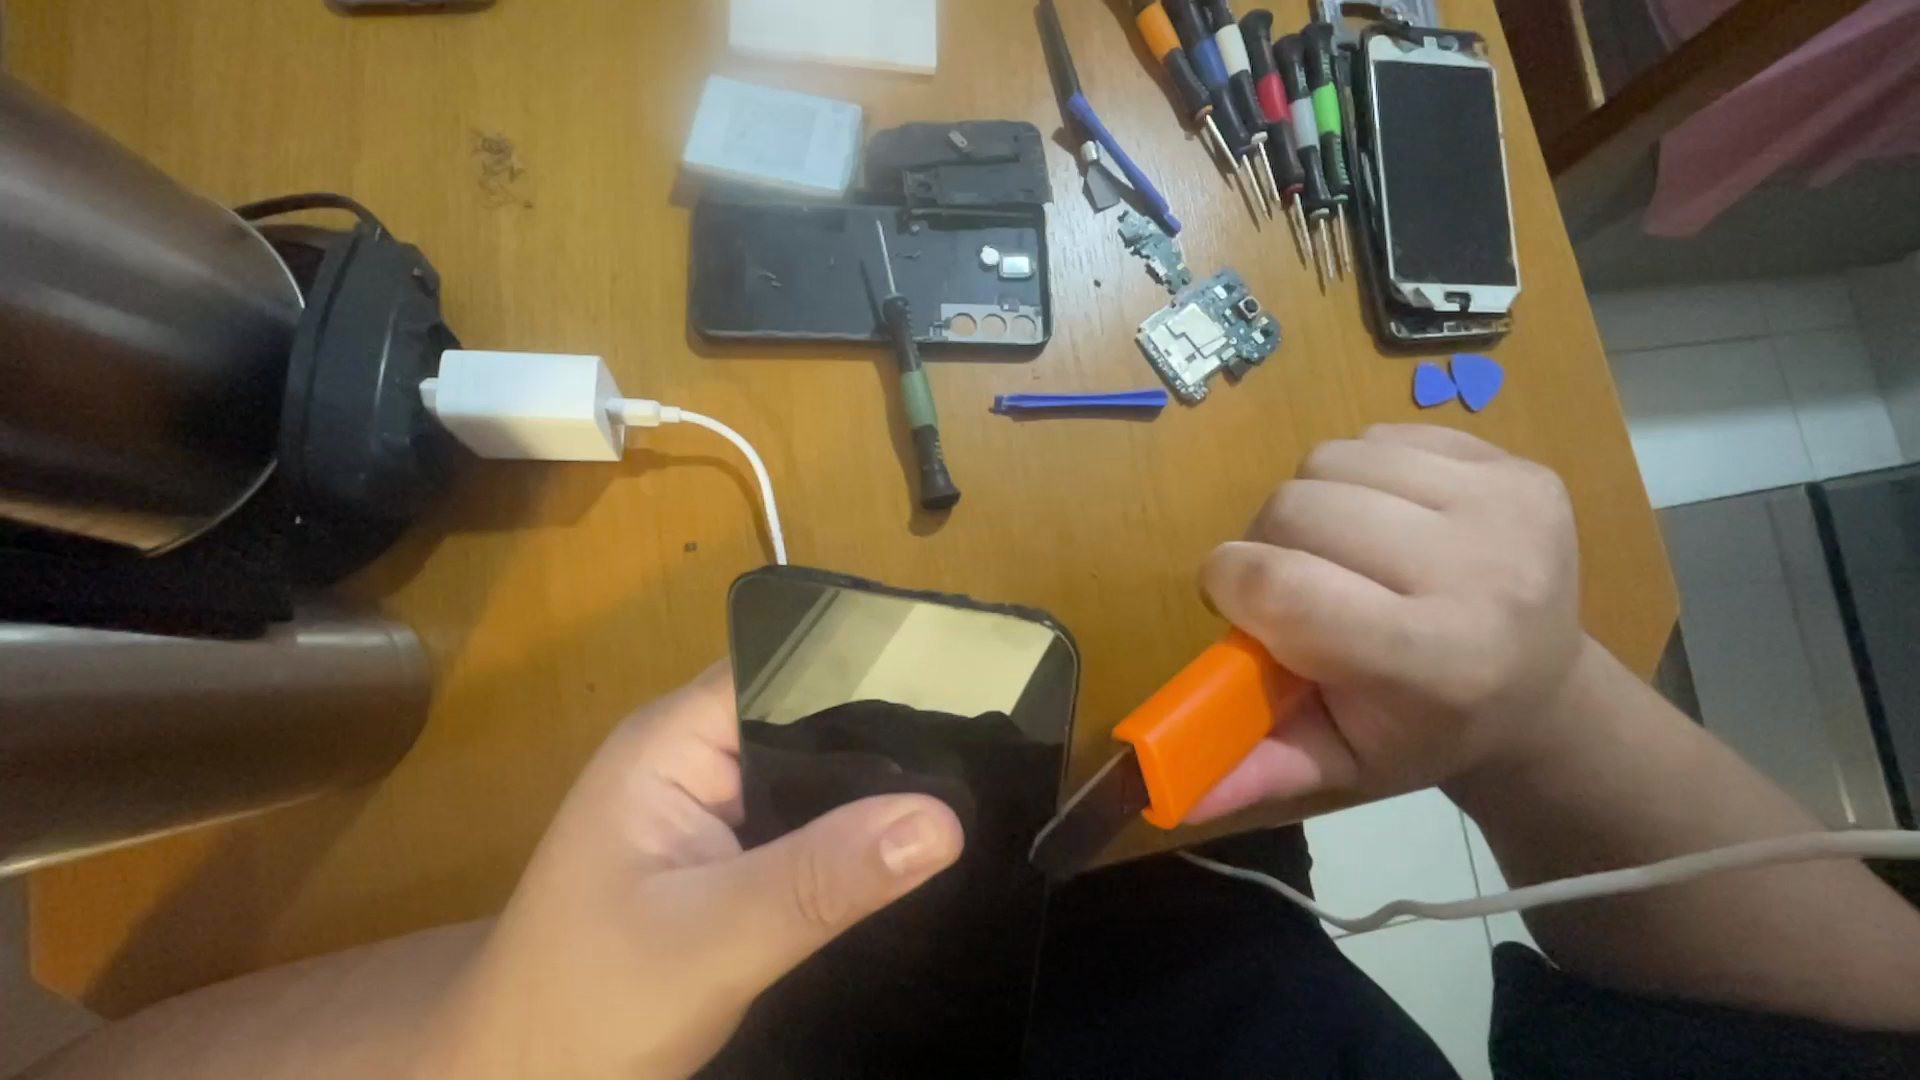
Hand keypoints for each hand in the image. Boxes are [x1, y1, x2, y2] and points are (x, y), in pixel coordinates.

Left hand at [420, 665, 964, 1079]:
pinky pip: (803, 814)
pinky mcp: (723, 843)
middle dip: (883, 735)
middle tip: (978, 756)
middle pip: (806, 712)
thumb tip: (944, 822)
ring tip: (965, 792)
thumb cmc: (586, 1007)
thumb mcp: (713, 942)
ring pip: (810, 767)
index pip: (787, 668)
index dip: (867, 674)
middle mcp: (692, 750)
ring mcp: (707, 797)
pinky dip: (848, 828)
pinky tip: (906, 842)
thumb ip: (823, 879)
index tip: (956, 697)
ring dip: (870, 785)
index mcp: (674, 737)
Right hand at [1189, 424, 1589, 820]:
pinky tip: (1383, 520)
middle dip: (1266, 543)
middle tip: (1291, 581)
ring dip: (1308, 504)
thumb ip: (1252, 769)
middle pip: (1294, 508)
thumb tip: (1154, 793)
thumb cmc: (1420, 731)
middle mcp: (1480, 573)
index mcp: (1431, 660)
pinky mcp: (1519, 465)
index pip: (1282, 586)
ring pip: (1327, 460)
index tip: (1232, 602)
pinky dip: (1356, 474)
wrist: (1543, 691)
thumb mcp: (1338, 764)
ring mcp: (1506, 506)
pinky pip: (1376, 438)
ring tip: (1337, 550)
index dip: (1229, 583)